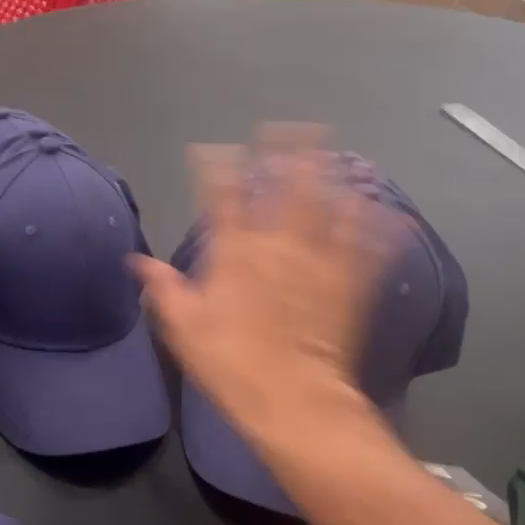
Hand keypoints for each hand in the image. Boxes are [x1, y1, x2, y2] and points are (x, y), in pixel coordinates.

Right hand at [130, 124, 401, 435]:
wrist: (292, 398)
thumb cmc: (229, 363)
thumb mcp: (181, 327)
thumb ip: (162, 288)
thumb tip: (136, 262)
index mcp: (234, 255)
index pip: (221, 200)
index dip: (214, 170)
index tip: (210, 149)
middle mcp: (279, 247)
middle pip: (287, 190)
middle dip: (288, 154)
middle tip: (293, 126)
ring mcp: (319, 263)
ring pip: (329, 207)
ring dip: (333, 177)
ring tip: (339, 151)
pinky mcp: (350, 285)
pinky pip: (368, 247)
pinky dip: (379, 227)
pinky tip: (389, 211)